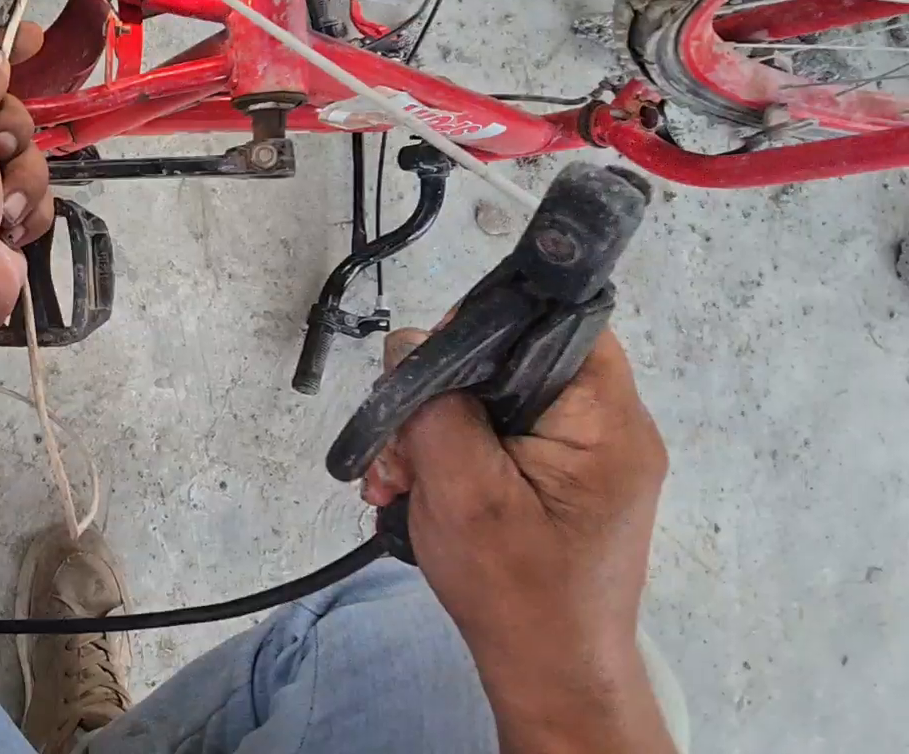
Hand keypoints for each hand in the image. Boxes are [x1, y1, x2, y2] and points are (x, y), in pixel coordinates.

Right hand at [362, 328, 674, 752]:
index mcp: (604, 423)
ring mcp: (574, 456)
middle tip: (398, 441)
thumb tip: (409, 343)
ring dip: (424, 432)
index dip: (490, 324)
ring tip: (394, 477)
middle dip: (434, 394)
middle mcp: (600, 429)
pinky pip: (484, 437)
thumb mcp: (462, 486)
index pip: (560, 326)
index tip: (429, 359)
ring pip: (483, 402)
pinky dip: (439, 455)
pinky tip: (406, 486)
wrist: (545, 674)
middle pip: (505, 365)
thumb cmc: (514, 585)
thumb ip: (433, 404)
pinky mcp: (548, 478)